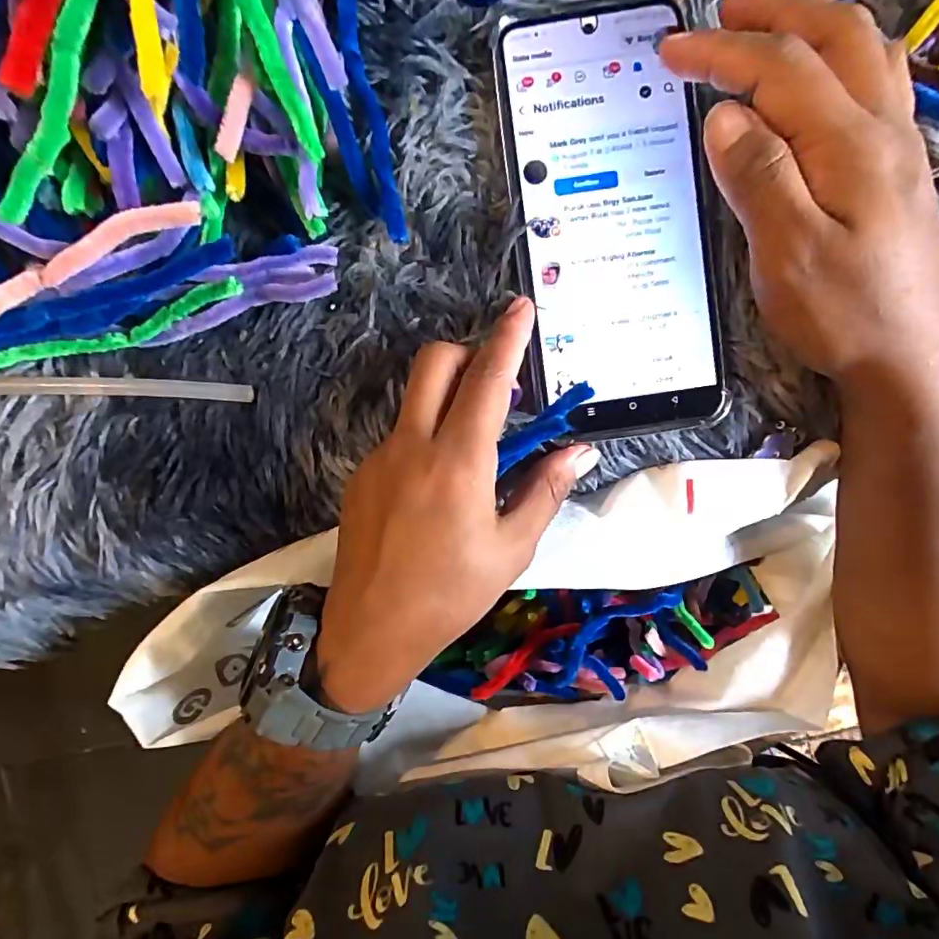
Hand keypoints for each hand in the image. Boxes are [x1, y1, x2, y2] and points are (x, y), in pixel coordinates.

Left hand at [316, 299, 599, 713]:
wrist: (370, 630)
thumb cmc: (451, 596)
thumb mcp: (510, 549)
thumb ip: (543, 491)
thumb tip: (578, 452)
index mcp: (457, 463)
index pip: (486, 381)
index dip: (507, 338)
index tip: (520, 307)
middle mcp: (412, 447)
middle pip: (434, 364)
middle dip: (467, 354)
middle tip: (496, 384)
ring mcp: (379, 459)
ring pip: (414, 400)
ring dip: (446, 400)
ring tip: (472, 451)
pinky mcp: (360, 476)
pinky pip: (398, 437)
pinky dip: (424, 438)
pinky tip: (436, 487)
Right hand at [659, 0, 938, 398]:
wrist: (911, 358)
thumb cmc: (846, 314)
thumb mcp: (789, 254)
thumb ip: (759, 178)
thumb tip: (725, 117)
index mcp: (849, 145)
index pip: (781, 71)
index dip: (723, 52)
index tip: (674, 50)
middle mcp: (882, 131)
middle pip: (833, 38)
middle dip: (773, 15)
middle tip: (723, 14)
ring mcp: (898, 150)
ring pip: (863, 54)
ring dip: (814, 26)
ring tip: (770, 29)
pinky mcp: (900, 174)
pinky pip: (876, 87)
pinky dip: (842, 61)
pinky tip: (824, 82)